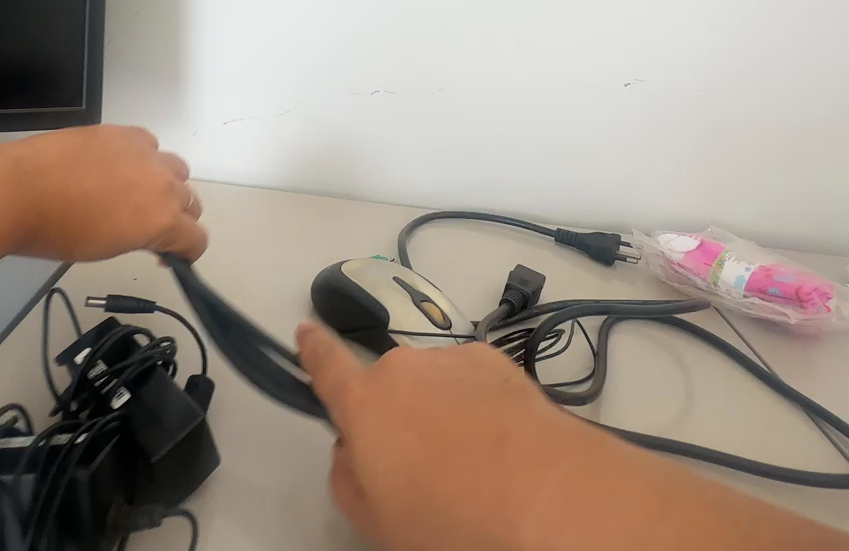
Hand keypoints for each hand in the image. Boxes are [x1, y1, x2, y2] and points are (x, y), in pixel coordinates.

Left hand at [0, 125, 205, 262]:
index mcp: (162, 219)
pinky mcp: (124, 132)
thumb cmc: (57, 233)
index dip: (187, 252)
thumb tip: (145, 232)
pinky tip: (118, 166)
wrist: (19, 190)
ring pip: (177, 170)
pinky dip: (143, 158)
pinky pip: (150, 145)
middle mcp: (164, 183)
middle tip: (148, 227)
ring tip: (136, 192)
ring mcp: (146, 152)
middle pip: (191, 201)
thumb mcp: (105, 248)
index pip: (196, 238)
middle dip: (177, 218)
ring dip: (167, 184)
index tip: (167, 256)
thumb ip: (139, 237)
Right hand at [296, 322, 612, 550]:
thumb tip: (351, 447)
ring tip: (473, 461)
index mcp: (365, 402)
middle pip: (389, 388)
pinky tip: (501, 442)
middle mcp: (402, 367)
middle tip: (423, 464)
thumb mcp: (375, 520)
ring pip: (433, 385)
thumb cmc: (448, 517)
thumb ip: (347, 476)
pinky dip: (478, 404)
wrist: (542, 493)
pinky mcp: (494, 360)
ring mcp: (450, 358)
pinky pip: (471, 381)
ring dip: (441, 411)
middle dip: (397, 416)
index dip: (313, 348)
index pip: (326, 366)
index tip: (306, 327)